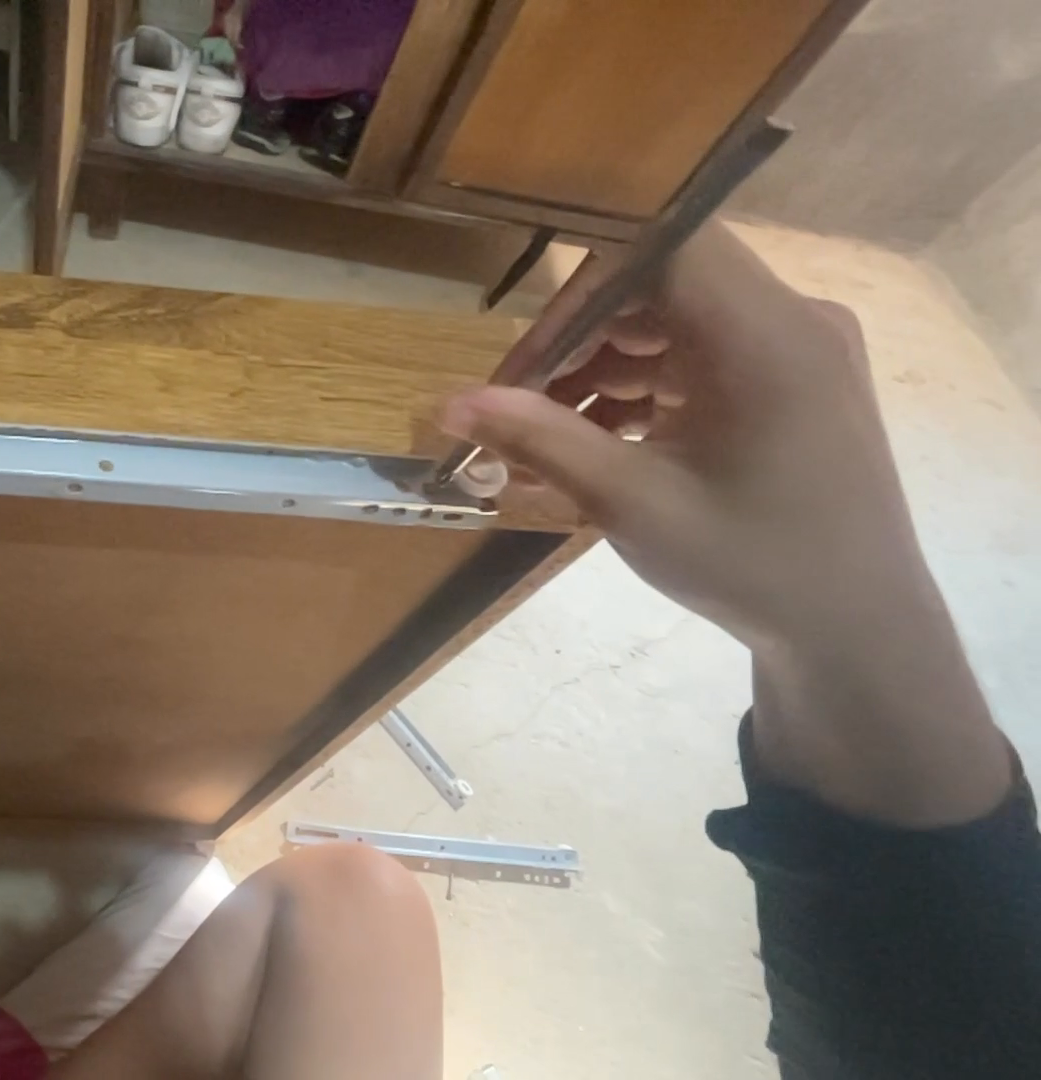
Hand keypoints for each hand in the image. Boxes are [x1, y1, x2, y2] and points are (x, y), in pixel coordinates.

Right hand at [442, 226, 921, 653]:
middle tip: (508, 413)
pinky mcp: (773, 383)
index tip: (521, 361)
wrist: (850, 623)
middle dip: (567, 346)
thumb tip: (449, 404)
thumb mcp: (628, 499)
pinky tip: (580, 449)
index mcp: (765, 335)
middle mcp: (783, 322)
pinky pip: (679, 364)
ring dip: (586, 377)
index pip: (658, 250)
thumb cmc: (747, 560)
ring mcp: (782, 352)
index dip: (578, 292)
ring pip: (657, 329)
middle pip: (649, 291)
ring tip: (532, 444)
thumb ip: (538, 439)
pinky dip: (622, 397)